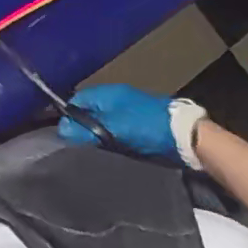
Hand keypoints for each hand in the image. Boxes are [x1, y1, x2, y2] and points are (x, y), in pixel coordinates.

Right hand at [58, 84, 207, 168]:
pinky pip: (115, 133)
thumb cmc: (147, 127)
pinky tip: (108, 154)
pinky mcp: (138, 127)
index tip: (62, 137)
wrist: (187, 137)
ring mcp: (128, 113)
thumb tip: (60, 130)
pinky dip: (110, 142)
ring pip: (101, 124)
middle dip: (81, 129)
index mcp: (108, 94)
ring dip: (96, 138)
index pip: (76, 101)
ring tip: (89, 154)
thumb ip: (86, 129)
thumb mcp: (113, 128)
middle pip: (88, 113)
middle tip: (74, 148)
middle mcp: (115, 100)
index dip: (67, 117)